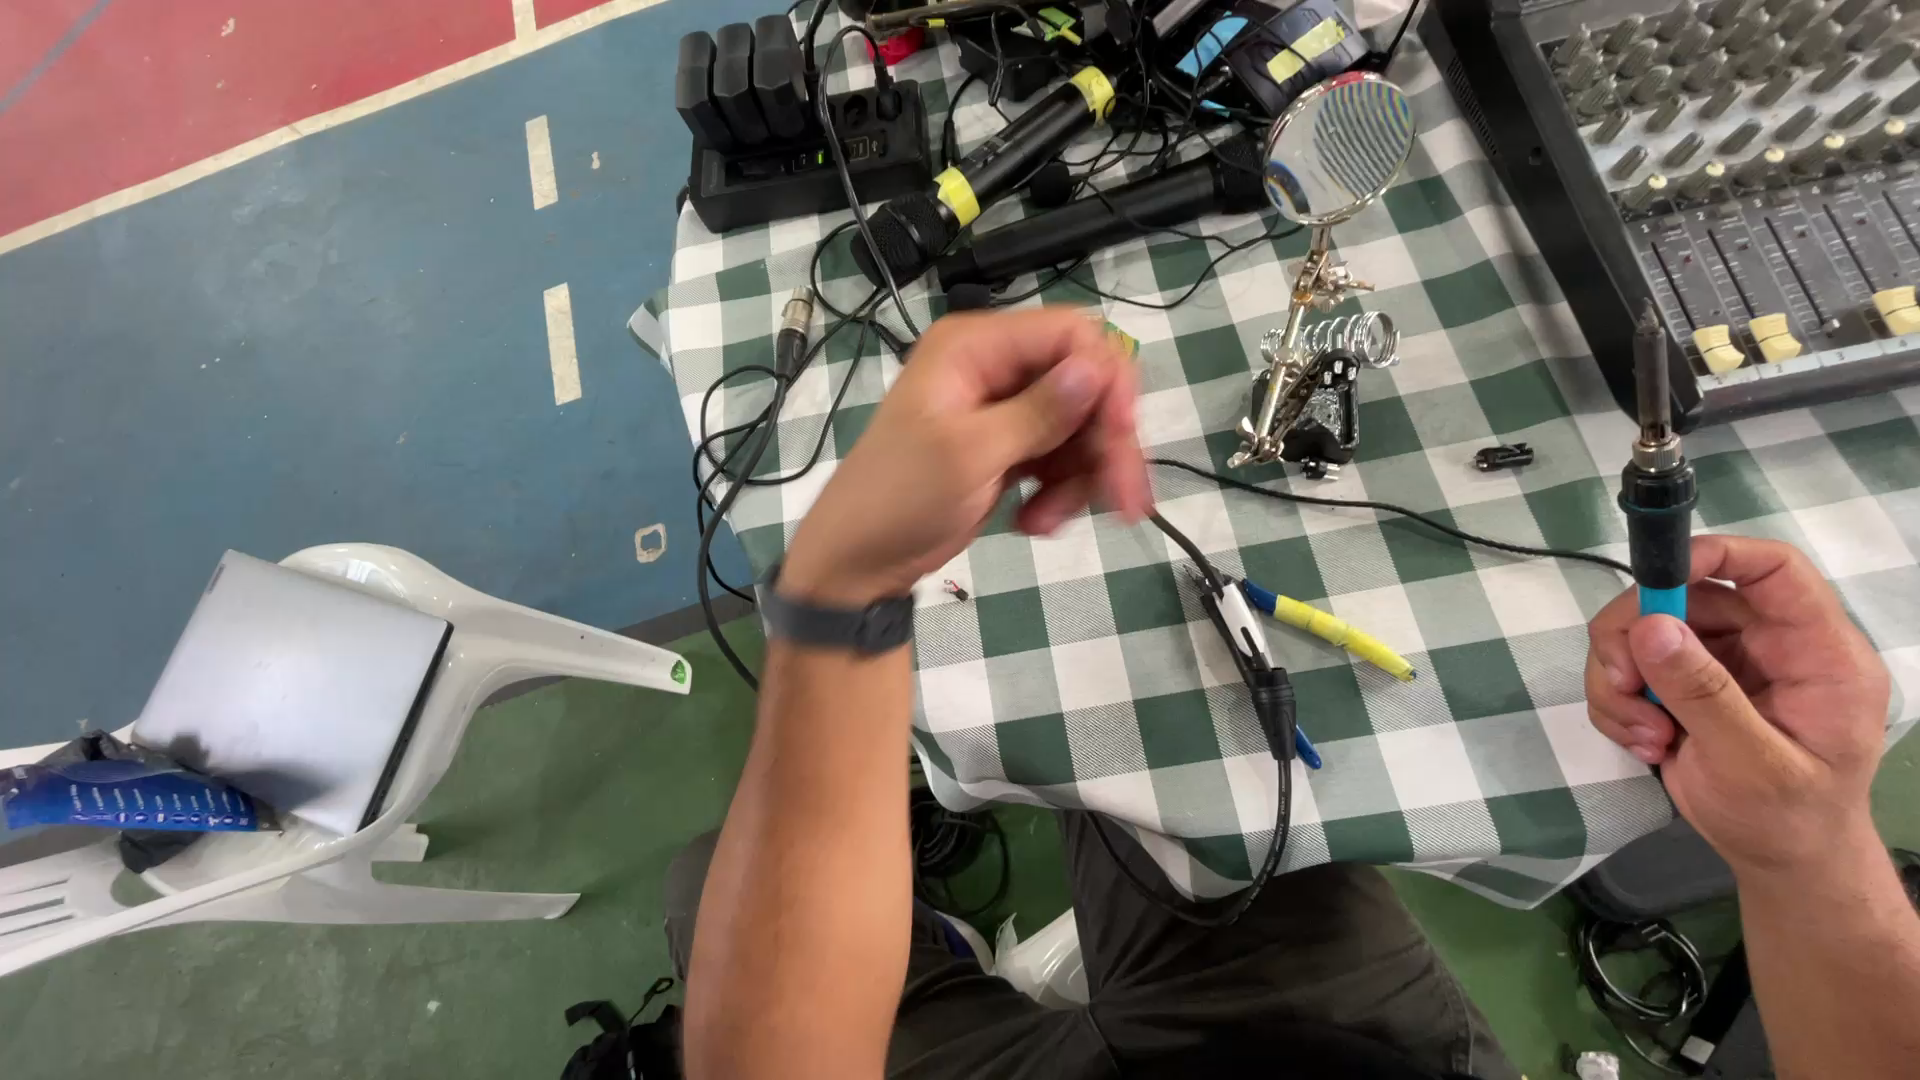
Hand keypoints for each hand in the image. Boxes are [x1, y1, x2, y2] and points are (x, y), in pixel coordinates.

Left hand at [781, 309, 1151, 607]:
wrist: (860, 559)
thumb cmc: (899, 498)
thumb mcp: (969, 454)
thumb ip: (1038, 412)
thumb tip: (1099, 367)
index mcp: (974, 348)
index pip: (1070, 335)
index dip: (1107, 379)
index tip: (1123, 434)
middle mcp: (994, 368)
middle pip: (1085, 386)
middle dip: (1104, 445)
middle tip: (1123, 502)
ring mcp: (1003, 412)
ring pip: (1080, 429)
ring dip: (1079, 480)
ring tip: (1046, 522)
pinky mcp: (1010, 451)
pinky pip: (1061, 459)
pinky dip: (1060, 493)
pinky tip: (1035, 523)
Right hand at [1584, 535, 1889, 878]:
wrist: (1776, 857)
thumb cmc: (1787, 816)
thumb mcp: (1752, 762)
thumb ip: (1704, 694)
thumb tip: (1650, 627)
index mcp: (1815, 654)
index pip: (1773, 569)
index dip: (1711, 555)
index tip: (1649, 580)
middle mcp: (1763, 645)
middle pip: (1676, 597)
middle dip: (1630, 640)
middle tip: (1622, 686)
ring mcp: (1718, 662)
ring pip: (1636, 633)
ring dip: (1618, 681)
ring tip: (1642, 732)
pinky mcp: (1679, 681)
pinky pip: (1622, 667)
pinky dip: (1616, 702)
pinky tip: (1641, 739)